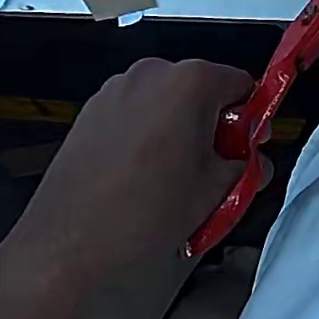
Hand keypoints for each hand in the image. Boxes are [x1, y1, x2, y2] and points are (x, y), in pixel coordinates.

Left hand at [6, 58, 253, 281]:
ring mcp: (118, 89)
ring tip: (177, 178)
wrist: (65, 245)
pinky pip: (139, 112)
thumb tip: (253, 160)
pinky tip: (146, 175)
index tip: (249, 144)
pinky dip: (150, 133)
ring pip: (170, 102)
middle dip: (216, 125)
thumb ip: (248, 166)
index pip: (243, 84)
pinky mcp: (94, 109)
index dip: (252, 117)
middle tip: (216, 168)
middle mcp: (153, 73)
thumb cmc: (140, 214)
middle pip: (204, 90)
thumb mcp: (217, 191)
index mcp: (190, 82)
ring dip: (182, 130)